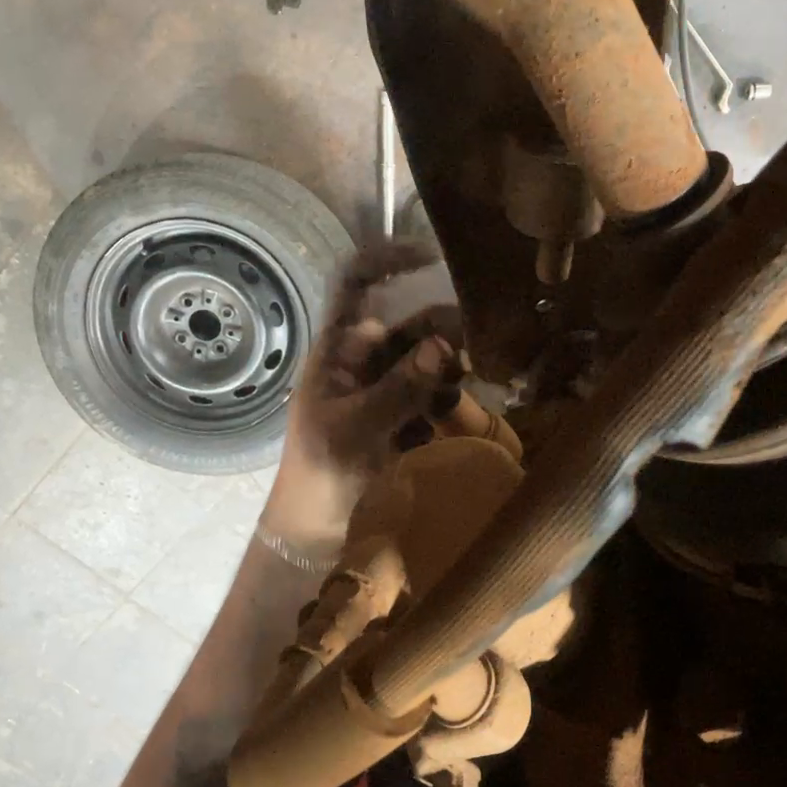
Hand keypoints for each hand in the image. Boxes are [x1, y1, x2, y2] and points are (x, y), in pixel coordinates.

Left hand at [261, 244, 460, 546]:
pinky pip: (432, 393)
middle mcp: (362, 359)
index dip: (387, 260)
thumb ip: (399, 387)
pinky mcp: (401, 414)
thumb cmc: (321, 471)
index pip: (355, 284)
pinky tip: (433, 430)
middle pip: (410, 325)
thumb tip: (443, 344)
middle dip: (440, 337)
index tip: (433, 258)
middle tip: (469, 360)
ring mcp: (383, 388)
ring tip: (445, 407)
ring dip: (445, 376)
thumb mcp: (357, 428)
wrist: (317, 528)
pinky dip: (441, 404)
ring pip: (428, 360)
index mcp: (336, 349)